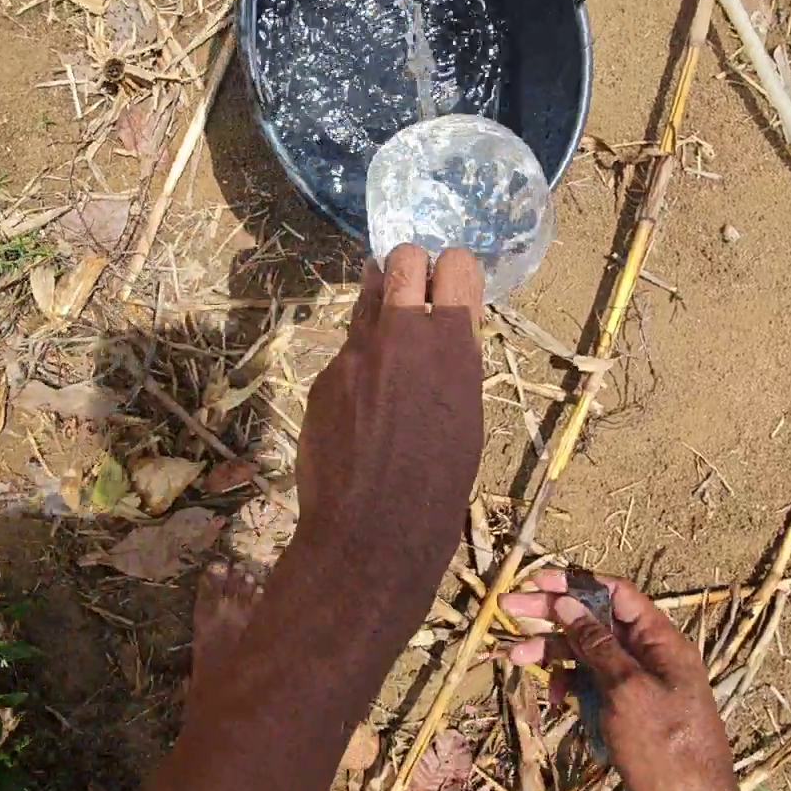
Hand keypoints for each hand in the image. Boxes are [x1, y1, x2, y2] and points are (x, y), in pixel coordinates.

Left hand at [292, 245, 483, 570]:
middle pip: (401, 259)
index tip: (447, 285)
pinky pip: (345, 353)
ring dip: (377, 304)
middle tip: (409, 294)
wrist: (373, 530)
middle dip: (408, 268)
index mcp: (453, 345)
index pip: (455, 264)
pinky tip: (358, 406)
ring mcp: (356, 353)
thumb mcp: (466, 418)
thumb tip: (438, 337)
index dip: (451, 271)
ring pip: (365, 297)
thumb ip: (450, 365)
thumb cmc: (438, 487)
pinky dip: (355, 366)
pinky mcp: (324, 376)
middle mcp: (402, 335)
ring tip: (384, 336)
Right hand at [501, 574, 754, 790]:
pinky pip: (590, 685)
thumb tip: (568, 604)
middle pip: (595, 621)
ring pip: (586, 654)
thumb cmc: (664, 752)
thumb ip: (596, 644)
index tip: (537, 581)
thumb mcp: (627, 690)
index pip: (617, 595)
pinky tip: (554, 699)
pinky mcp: (626, 713)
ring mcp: (638, 687)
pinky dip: (569, 685)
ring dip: (551, 653)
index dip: (576, 584)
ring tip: (515, 657)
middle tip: (509, 606)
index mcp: (662, 644)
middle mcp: (650, 659)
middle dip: (552, 614)